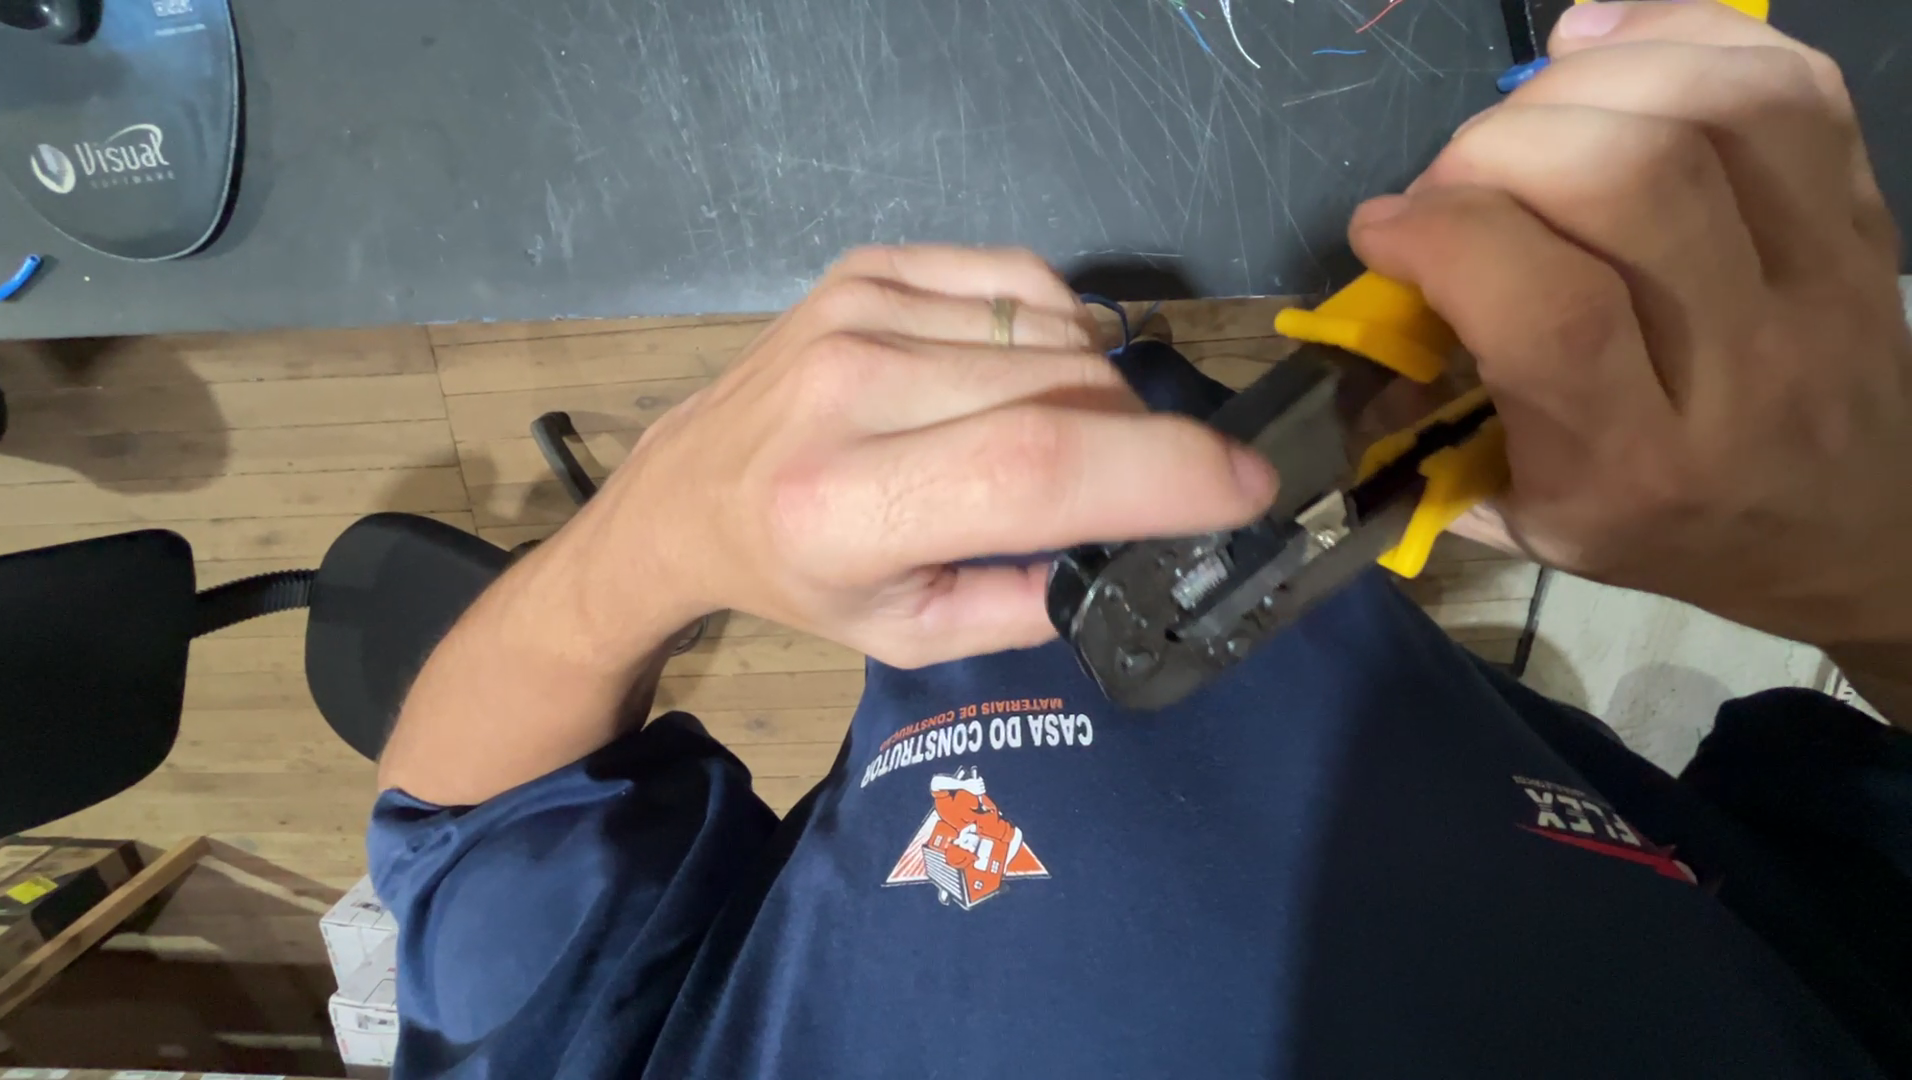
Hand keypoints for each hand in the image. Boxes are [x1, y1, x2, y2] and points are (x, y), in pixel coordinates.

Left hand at [590, 246, 1276, 667]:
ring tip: (1057, 440)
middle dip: (1140, 439)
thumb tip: (1131, 548)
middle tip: (1138, 482)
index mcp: (851, 506)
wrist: (691, 493)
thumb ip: (1027, 605)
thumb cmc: (801, 580)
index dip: (1163, 472)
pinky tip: (1025, 375)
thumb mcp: (911, 633)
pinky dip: (1055, 332)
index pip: (1034, 465)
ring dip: (1096, 393)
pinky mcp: (865, 267)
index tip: (1246, 487)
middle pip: (1061, 388)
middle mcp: (850, 388)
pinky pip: (1017, 281)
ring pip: (1050, 334)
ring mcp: (856, 310)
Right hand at [1349, 1, 1911, 649]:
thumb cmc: (1646, 533)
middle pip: (1630, 187)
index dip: (1446, 240)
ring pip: (1711, 116)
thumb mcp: (1514, 526)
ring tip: (1503, 126)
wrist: (1841, 530)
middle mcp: (1737, 361)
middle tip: (1438, 184)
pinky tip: (1588, 47)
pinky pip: (1786, 83)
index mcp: (1624, 457)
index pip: (1548, 313)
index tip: (1377, 228)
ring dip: (1574, 91)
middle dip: (1495, 153)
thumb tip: (1356, 340)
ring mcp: (1822, 274)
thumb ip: (1423, 451)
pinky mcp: (1866, 214)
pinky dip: (1677, 38)